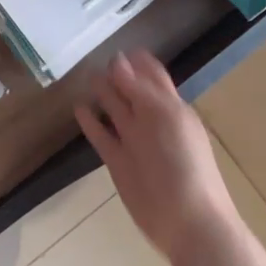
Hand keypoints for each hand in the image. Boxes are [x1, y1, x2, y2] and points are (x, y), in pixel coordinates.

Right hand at [76, 50, 241, 265]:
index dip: (140, 62)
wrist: (188, 221)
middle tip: (97, 56)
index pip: (154, 77)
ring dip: (103, 95)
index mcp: (170, 108)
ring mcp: (134, 143)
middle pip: (132, 92)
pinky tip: (78, 108)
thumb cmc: (184, 164)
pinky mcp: (117, 163)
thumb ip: (140, 89)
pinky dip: (91, 123)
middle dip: (118, 75)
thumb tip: (117, 59)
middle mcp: (151, 122)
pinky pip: (101, 137)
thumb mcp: (165, 118)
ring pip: (115, 112)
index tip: (122, 44)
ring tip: (86, 76)